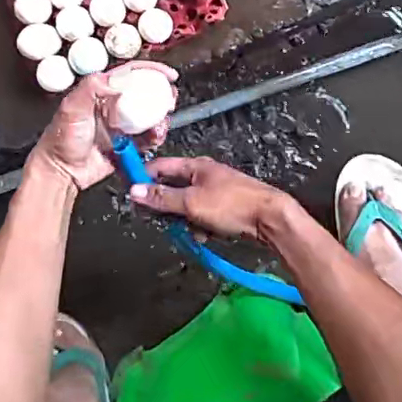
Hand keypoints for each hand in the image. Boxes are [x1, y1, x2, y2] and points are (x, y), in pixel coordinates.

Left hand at [27, 61, 177, 191]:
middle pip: (146, 94)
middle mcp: (115, 106)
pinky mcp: (128, 145)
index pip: (131, 74)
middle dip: (162, 95)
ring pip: (151, 116)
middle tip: (170, 99)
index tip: (167, 74)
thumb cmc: (60, 140)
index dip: (151, 71)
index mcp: (103, 92)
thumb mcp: (72, 107)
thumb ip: (92, 87)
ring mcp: (122, 126)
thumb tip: (117, 78)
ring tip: (160, 123)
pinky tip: (154, 138)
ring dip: (161, 118)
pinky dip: (156, 137)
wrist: (61, 172)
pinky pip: (148, 138)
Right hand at [129, 157, 301, 244]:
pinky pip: (203, 216)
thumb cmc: (231, 205)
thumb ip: (162, 198)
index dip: (144, 177)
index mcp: (195, 166)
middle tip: (161, 221)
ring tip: (193, 231)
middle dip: (167, 206)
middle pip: (173, 188)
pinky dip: (202, 226)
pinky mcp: (226, 207)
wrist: (271, 219)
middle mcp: (204, 174)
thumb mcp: (192, 203)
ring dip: (186, 220)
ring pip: (188, 206)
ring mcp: (216, 191)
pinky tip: (207, 235)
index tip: (130, 193)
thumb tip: (134, 190)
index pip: (161, 166)